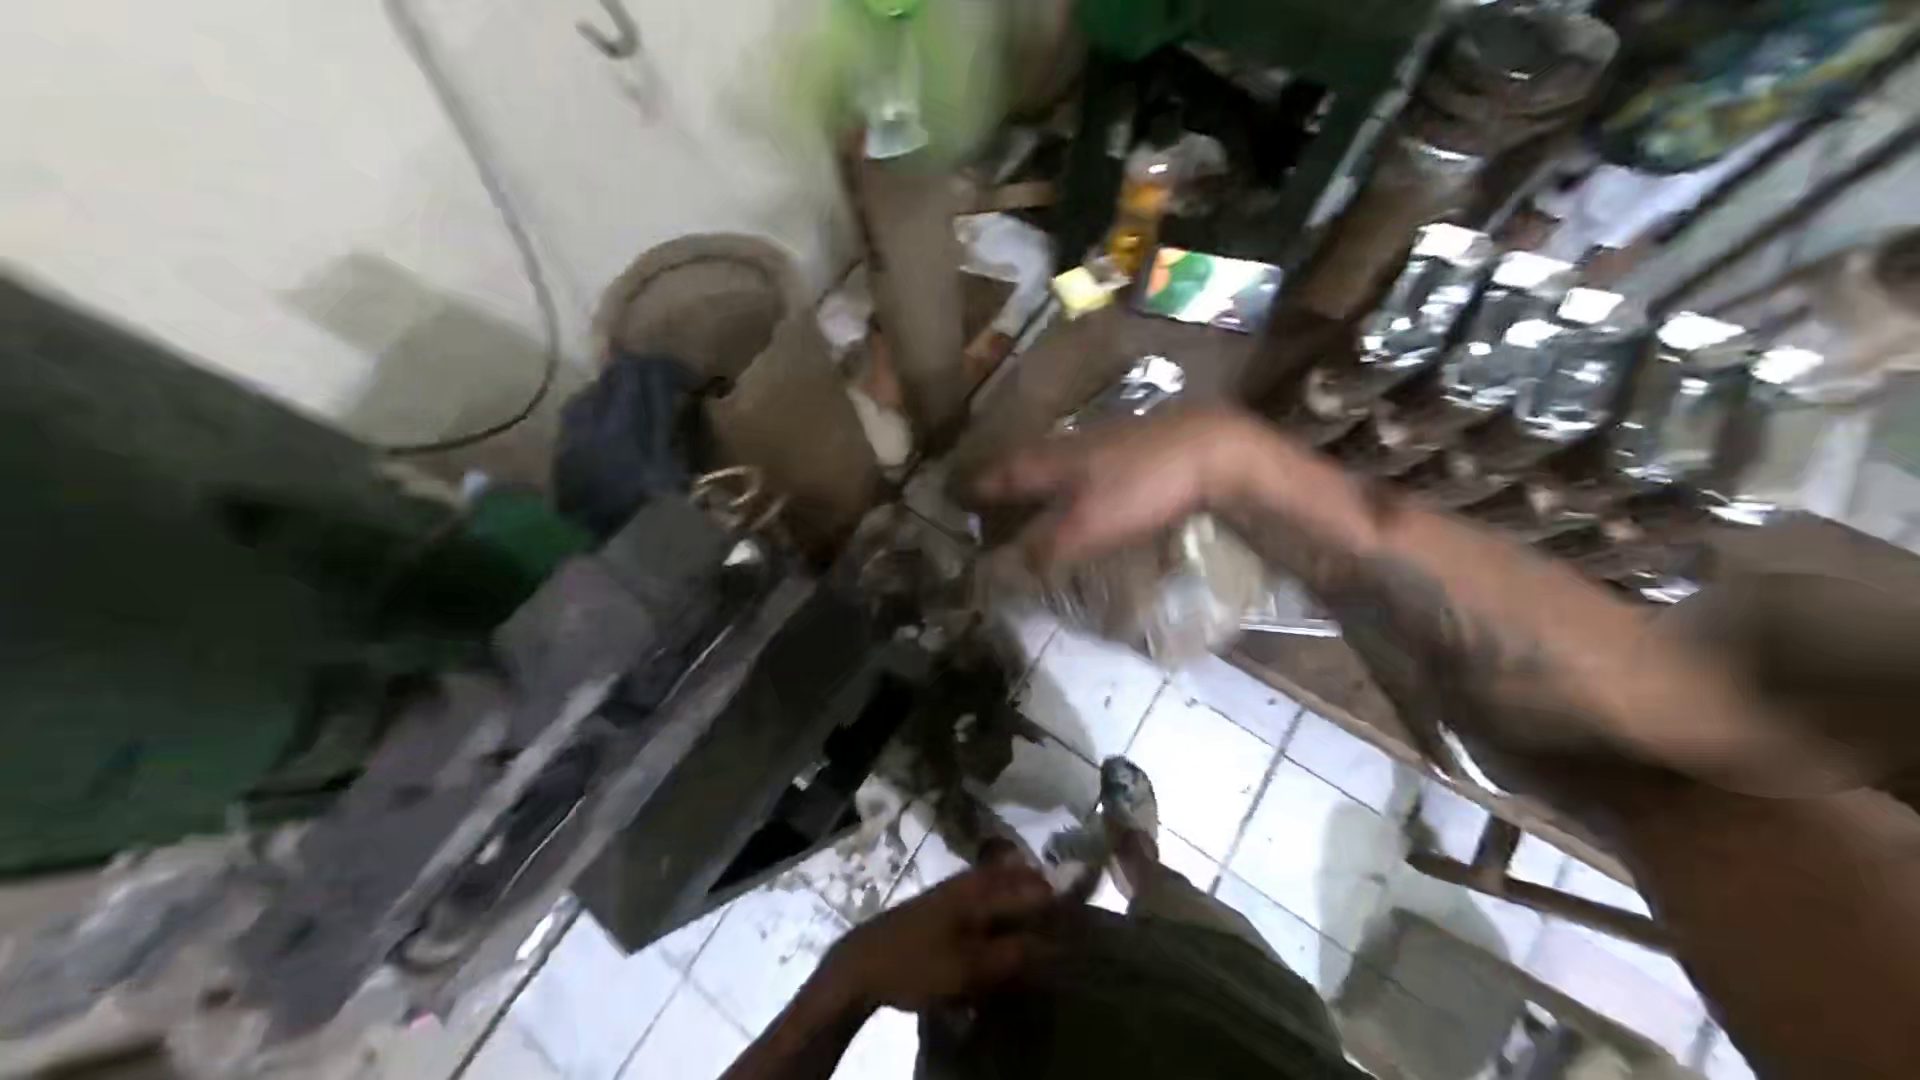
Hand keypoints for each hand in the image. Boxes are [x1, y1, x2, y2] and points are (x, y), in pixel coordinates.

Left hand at [816, 862, 1053, 1011]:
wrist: (864, 960)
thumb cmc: (918, 963)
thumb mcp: (969, 968)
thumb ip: (1011, 954)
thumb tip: (1052, 945)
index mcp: (979, 891)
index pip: (1030, 889)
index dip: (1059, 895)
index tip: (1085, 899)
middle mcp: (969, 881)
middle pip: (1015, 877)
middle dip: (1042, 886)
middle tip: (1069, 900)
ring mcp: (954, 888)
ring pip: (998, 881)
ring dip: (1021, 889)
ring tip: (1043, 904)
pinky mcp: (943, 901)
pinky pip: (983, 890)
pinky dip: (1001, 895)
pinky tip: (1004, 913)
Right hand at [971, 407, 1273, 567]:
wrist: (1207, 449)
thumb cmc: (1138, 487)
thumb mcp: (1084, 528)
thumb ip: (1041, 549)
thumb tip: (1000, 571)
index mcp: (1042, 461)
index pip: (993, 477)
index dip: (970, 491)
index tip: (948, 500)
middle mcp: (1060, 447)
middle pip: (1016, 466)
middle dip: (995, 485)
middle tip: (977, 504)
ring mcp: (1092, 443)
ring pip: (1045, 464)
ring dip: (1026, 483)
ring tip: (1016, 503)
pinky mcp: (1120, 448)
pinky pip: (1072, 467)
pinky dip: (1058, 484)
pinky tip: (1070, 494)